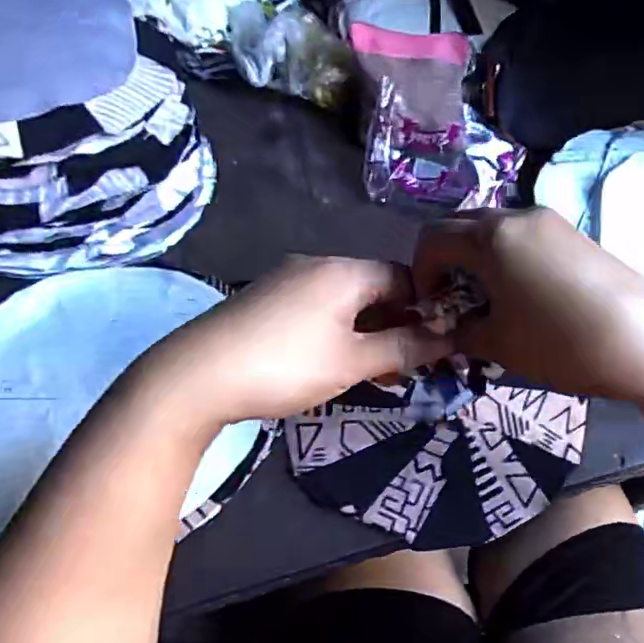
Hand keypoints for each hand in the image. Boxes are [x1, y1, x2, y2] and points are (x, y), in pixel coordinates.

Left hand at [137, 256, 452, 422]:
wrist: (194, 377)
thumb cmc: (287, 365)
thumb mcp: (354, 361)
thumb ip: (405, 348)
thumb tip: (449, 338)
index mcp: (345, 271)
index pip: (405, 277)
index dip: (427, 310)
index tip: (436, 345)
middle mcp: (317, 265)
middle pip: (376, 288)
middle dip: (399, 325)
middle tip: (409, 366)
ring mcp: (287, 280)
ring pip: (347, 301)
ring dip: (370, 332)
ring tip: (378, 371)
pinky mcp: (266, 300)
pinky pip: (319, 308)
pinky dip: (340, 332)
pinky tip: (337, 362)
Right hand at [412, 209, 643, 404]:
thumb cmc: (560, 343)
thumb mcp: (500, 344)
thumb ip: (462, 330)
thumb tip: (451, 326)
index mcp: (491, 235)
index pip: (433, 237)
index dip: (421, 272)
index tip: (431, 307)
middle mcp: (519, 214)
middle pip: (465, 228)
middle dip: (449, 263)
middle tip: (457, 304)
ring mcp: (553, 222)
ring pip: (498, 232)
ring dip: (481, 261)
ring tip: (493, 304)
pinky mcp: (577, 236)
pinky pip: (528, 239)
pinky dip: (511, 260)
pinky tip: (527, 297)